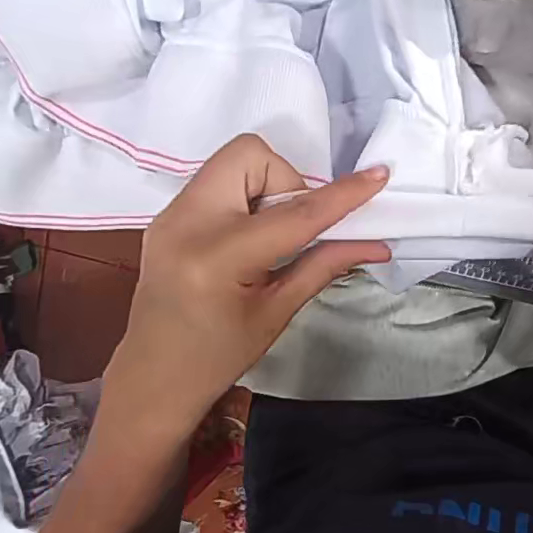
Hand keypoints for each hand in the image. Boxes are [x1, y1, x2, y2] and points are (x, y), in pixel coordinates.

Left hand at [108, 135, 390, 426]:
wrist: (154, 376)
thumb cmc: (219, 357)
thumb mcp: (277, 313)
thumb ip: (323, 267)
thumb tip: (375, 245)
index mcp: (217, 257)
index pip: (293, 214)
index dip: (341, 195)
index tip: (378, 176)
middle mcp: (187, 222)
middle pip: (251, 156)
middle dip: (288, 181)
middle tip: (296, 229)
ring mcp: (171, 214)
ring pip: (233, 162)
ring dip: (268, 188)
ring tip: (271, 237)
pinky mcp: (167, 215)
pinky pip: (217, 181)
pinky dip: (247, 197)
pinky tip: (250, 239)